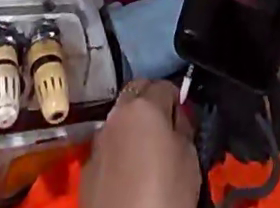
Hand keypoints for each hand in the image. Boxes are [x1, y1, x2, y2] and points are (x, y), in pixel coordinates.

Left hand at [81, 80, 199, 207]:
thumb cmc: (166, 193)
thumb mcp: (190, 162)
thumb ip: (184, 131)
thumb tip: (178, 116)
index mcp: (144, 106)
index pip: (164, 85)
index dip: (177, 98)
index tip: (185, 115)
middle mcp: (117, 110)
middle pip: (136, 90)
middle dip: (152, 99)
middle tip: (168, 124)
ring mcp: (100, 131)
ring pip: (120, 113)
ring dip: (134, 120)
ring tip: (150, 146)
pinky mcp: (90, 155)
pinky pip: (109, 138)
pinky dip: (121, 142)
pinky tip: (130, 165)